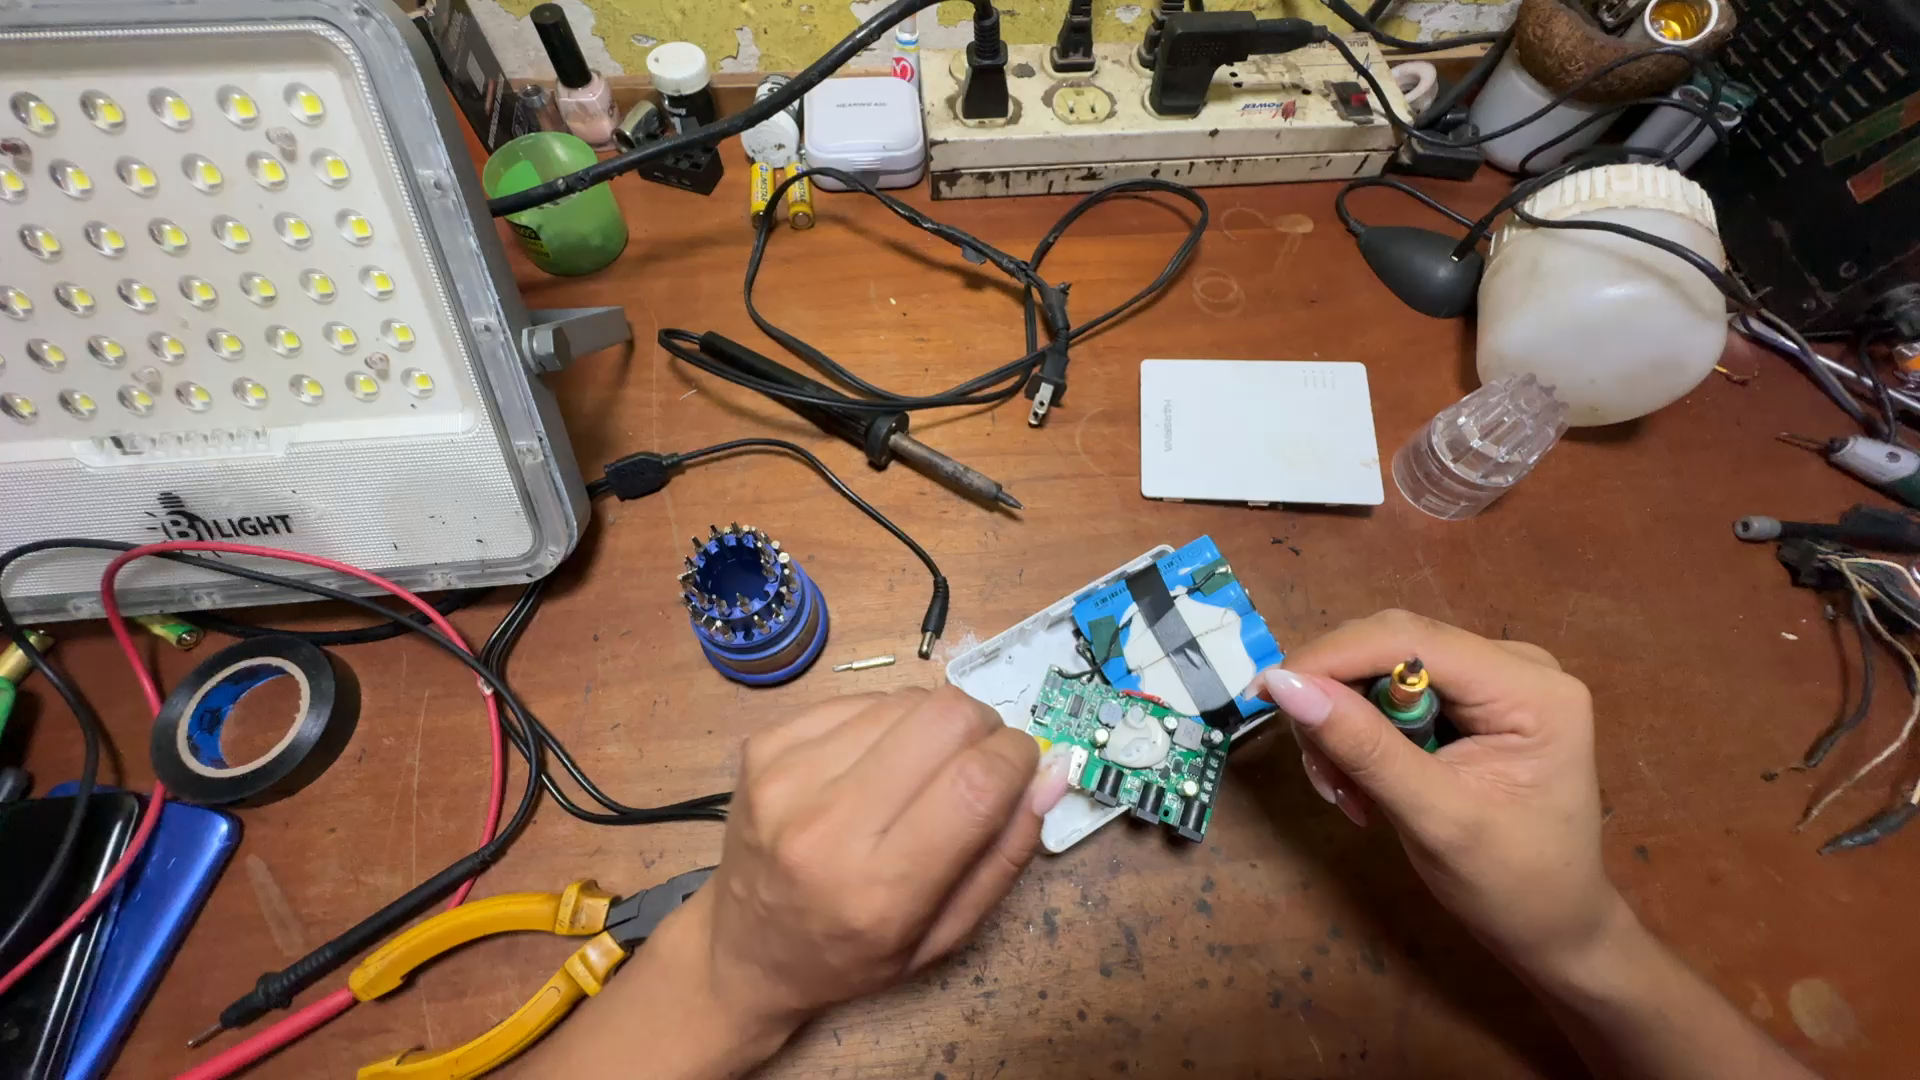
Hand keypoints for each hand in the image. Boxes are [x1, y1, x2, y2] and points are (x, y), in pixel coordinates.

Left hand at [660, 686, 1070, 1038]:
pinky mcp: (765, 742)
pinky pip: (861, 697)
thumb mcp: (945, 937)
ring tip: (918, 766)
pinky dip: (886, 719)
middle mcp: (826, 825)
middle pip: (944, 718)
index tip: (1022, 763)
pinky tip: (875, 758)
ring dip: (932, 722)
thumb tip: (1049, 771)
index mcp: (879, 891)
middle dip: (983, 726)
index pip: (975, 783)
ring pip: (906, 698)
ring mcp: (786, 774)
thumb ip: (1007, 853)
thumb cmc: (853, 954)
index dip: (1017, 756)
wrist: (743, 948)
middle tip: (977, 758)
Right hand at [1254, 610, 1617, 977]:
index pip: (1403, 640)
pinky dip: (1352, 732)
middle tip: (1313, 763)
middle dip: (1332, 699)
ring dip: (1337, 723)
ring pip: (1370, 667)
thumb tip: (1282, 684)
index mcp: (1527, 688)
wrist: (1551, 926)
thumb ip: (1361, 746)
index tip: (1265, 694)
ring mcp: (1483, 678)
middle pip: (1382, 646)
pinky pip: (1378, 690)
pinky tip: (1356, 780)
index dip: (1327, 657)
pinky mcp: (1460, 696)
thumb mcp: (1433, 818)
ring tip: (1340, 788)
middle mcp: (1508, 665)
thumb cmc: (1511, 883)